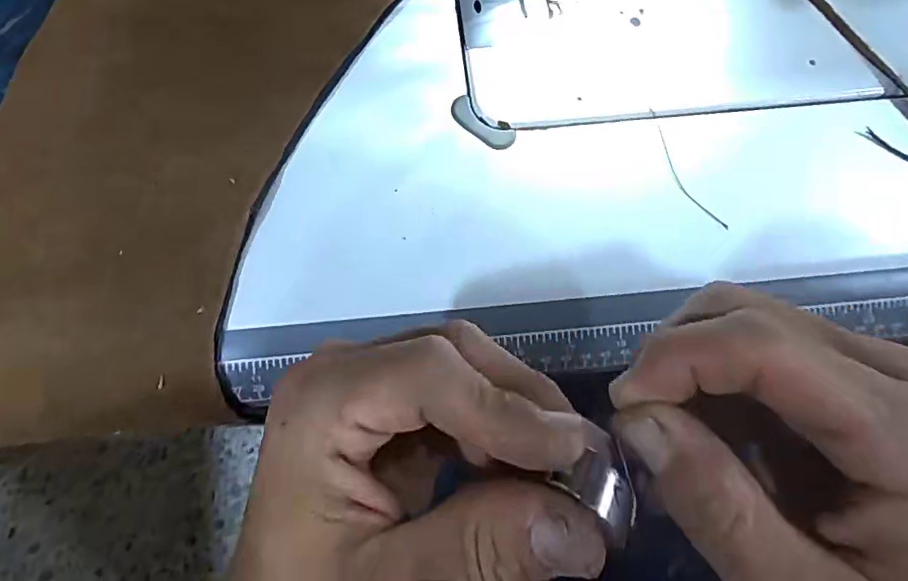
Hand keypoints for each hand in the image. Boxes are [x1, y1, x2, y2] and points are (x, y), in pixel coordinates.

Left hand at [231, 321, 610, 580]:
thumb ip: (478, 551)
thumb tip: (582, 526)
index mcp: (324, 400)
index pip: (429, 370)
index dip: (504, 405)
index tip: (571, 451)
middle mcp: (346, 370)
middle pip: (452, 355)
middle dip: (522, 404)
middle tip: (583, 460)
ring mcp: (368, 383)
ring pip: (464, 369)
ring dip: (518, 415)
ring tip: (563, 468)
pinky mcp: (389, 408)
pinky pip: (458, 398)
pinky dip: (499, 431)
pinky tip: (525, 469)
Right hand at [610, 284, 907, 580]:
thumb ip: (726, 514)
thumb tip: (637, 418)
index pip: (772, 346)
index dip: (683, 355)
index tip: (623, 405)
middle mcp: (906, 378)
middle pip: (762, 316)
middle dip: (683, 353)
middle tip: (641, 423)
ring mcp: (893, 374)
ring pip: (763, 321)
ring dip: (700, 364)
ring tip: (674, 435)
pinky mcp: (874, 382)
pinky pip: (781, 351)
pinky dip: (729, 381)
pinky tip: (716, 436)